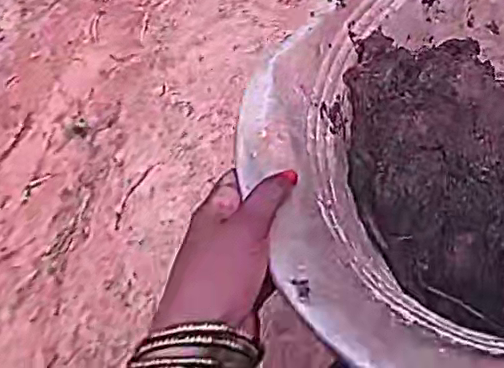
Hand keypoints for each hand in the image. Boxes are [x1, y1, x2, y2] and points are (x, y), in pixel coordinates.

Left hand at [150, 168, 297, 336]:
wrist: (207, 337)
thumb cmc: (210, 282)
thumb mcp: (247, 223)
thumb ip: (268, 194)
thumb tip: (283, 175)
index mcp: (212, 211)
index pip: (239, 178)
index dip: (262, 171)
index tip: (285, 167)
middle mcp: (220, 236)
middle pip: (256, 209)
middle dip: (277, 205)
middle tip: (295, 198)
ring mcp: (233, 263)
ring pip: (267, 238)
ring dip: (282, 237)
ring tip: (296, 229)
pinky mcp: (246, 287)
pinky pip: (272, 265)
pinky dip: (283, 263)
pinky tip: (291, 261)